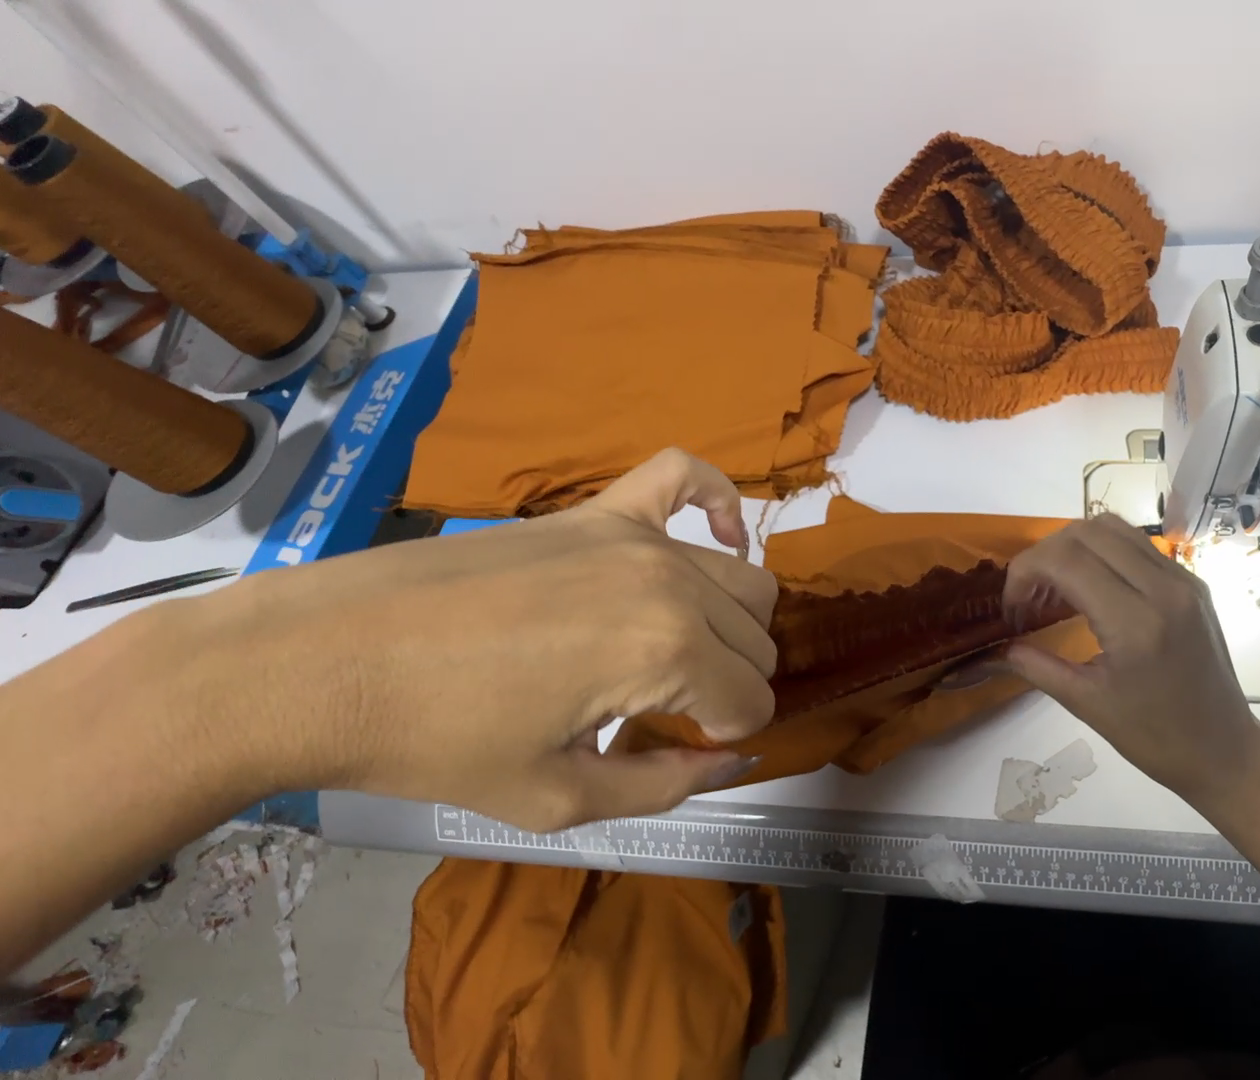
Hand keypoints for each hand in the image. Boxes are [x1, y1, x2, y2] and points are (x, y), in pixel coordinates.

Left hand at [173, 449, 777, 830]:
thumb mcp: (558, 798)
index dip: (723, 738)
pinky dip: (719, 502)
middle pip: (755, 642)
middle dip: (728, 689)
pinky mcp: (599, 510)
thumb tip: (731, 760)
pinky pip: (687, 476)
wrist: (324, 663)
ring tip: (673, 655)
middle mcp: (671, 582)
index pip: (751, 700)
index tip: (674, 751)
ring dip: (730, 627)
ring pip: (744, 580)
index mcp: (667, 653)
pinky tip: (718, 535)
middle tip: (666, 716)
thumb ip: (665, 786)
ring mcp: (636, 536)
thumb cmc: (437, 743)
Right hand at [1002, 515, 1259, 801]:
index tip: (1012, 607)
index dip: (1025, 573)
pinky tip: (1091, 590)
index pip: (1066, 560)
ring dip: (1073, 548)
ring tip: (1056, 590)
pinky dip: (1102, 554)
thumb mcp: (1086, 704)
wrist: (1224, 750)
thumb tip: (998, 646)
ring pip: (1113, 527)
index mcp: (1135, 623)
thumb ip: (1036, 666)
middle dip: (1044, 556)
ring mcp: (1183, 580)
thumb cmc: (1154, 737)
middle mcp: (1163, 588)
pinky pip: (1137, 545)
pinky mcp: (1192, 583)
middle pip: (1086, 532)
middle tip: (1029, 597)